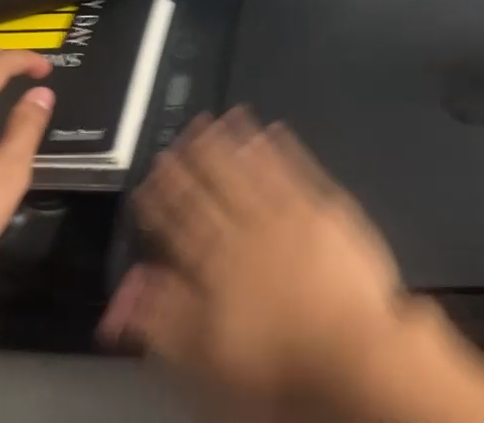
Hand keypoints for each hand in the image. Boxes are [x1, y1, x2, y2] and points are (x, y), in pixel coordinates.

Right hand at [101, 110, 418, 409]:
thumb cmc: (281, 363)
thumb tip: (131, 290)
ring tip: (218, 119)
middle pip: (212, 186)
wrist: (352, 352)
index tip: (152, 174)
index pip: (179, 221)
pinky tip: (272, 129)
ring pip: (251, 168)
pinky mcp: (327, 210)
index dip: (162, 196)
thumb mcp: (204, 355)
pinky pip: (297, 168)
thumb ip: (162, 318)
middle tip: (183, 132)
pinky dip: (281, 147)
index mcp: (216, 264)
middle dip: (194, 157)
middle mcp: (248, 230)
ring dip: (232, 142)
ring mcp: (289, 215)